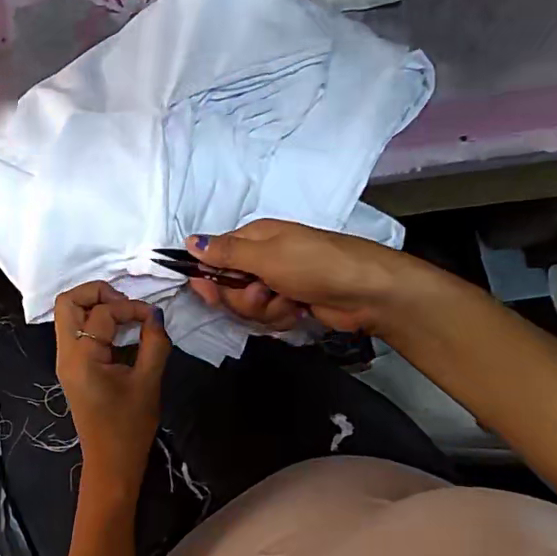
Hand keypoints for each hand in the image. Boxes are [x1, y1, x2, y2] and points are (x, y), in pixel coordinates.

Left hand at [53, 282, 170, 476]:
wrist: (111, 462)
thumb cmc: (130, 427)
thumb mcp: (149, 382)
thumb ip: (154, 343)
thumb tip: (155, 315)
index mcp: (81, 358)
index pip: (102, 312)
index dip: (130, 307)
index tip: (153, 318)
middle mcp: (66, 354)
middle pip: (67, 302)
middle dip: (97, 292)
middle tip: (126, 304)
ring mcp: (65, 361)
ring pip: (68, 315)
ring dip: (95, 306)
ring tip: (126, 316)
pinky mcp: (71, 367)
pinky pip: (75, 332)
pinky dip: (94, 322)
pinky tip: (120, 332)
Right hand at [184, 219, 415, 333]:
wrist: (367, 292)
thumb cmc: (316, 265)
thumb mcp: (266, 256)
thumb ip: (225, 253)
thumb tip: (189, 241)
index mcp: (254, 238)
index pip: (214, 257)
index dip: (209, 276)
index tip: (209, 290)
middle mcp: (262, 259)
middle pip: (227, 287)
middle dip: (242, 298)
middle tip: (263, 293)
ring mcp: (276, 282)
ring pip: (246, 306)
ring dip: (264, 309)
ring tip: (288, 302)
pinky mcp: (289, 303)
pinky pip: (266, 316)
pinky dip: (280, 317)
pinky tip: (298, 311)